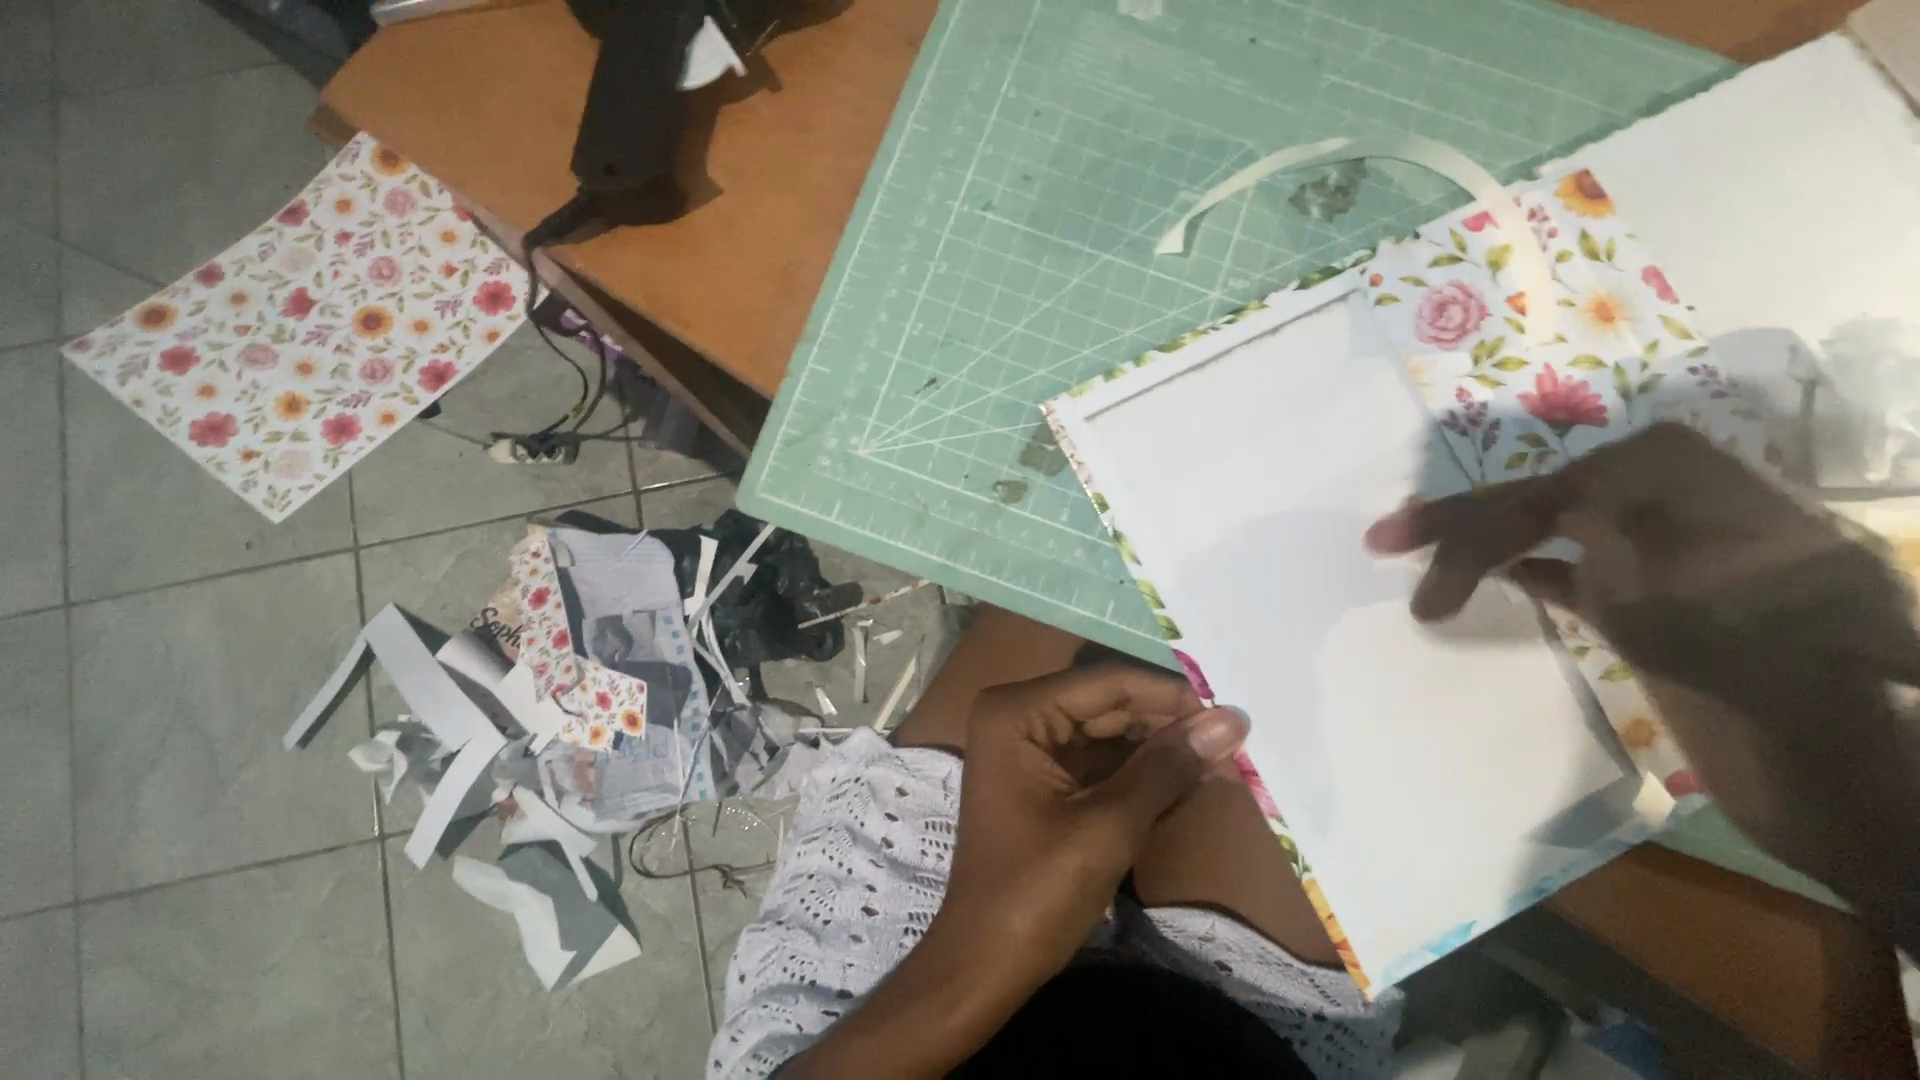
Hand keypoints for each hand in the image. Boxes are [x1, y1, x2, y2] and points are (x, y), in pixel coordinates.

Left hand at [940, 664, 1249, 982]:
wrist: (985, 964)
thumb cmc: (1035, 892)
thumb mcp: (1109, 826)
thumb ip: (1168, 767)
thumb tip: (1233, 720)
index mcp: (1017, 712)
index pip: (1107, 683)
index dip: (1171, 695)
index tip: (1232, 713)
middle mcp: (1019, 716)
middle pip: (1109, 704)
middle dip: (1170, 724)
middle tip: (1237, 743)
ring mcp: (1030, 747)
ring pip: (1110, 732)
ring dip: (1162, 749)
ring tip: (1225, 763)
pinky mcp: (1044, 779)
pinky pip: (1101, 761)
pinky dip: (1142, 772)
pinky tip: (1189, 780)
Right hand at [1366, 422, 1919, 950]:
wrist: (1843, 765)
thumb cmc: (1755, 669)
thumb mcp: (1662, 593)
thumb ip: (1579, 542)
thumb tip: (1504, 517)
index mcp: (1682, 482)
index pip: (1546, 487)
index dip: (1467, 516)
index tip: (1398, 553)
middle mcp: (1672, 505)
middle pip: (1542, 500)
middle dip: (1465, 521)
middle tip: (1384, 540)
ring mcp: (1667, 556)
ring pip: (1550, 532)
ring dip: (1486, 542)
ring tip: (1417, 555)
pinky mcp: (1658, 604)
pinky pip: (1573, 570)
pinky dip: (1523, 573)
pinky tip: (1484, 583)